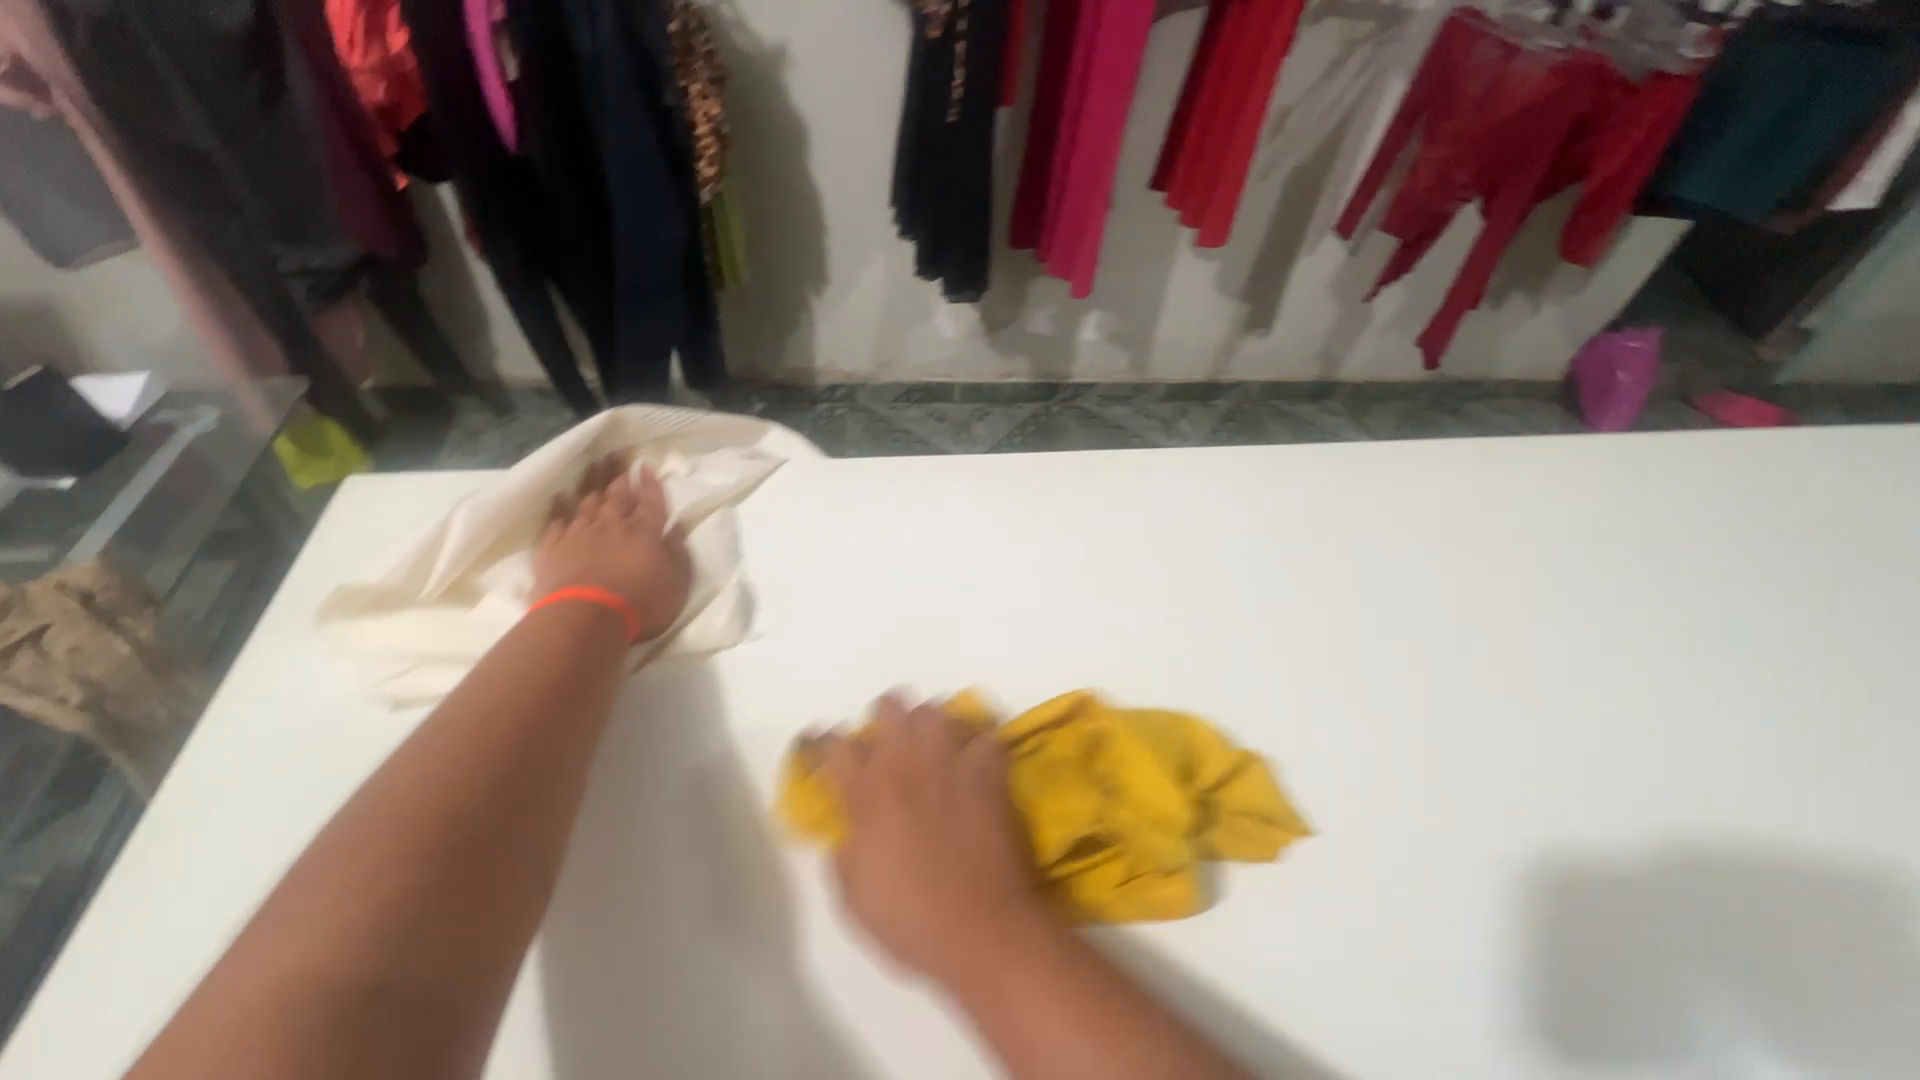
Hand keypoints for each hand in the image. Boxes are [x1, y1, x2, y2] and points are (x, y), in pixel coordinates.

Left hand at [533, 453, 691, 641]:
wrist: (585, 618)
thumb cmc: (640, 603)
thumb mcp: (677, 582)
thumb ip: (677, 552)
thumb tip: (676, 528)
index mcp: (644, 531)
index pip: (650, 500)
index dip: (649, 483)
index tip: (645, 466)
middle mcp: (612, 525)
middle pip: (616, 494)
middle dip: (618, 473)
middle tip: (616, 453)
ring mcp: (579, 534)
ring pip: (586, 500)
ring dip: (591, 481)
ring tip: (593, 464)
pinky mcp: (553, 549)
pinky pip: (556, 521)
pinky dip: (559, 507)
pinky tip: (560, 495)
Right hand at [818, 695, 1050, 984]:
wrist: (981, 930)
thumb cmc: (910, 922)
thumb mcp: (853, 899)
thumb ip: (844, 855)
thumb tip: (848, 832)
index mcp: (866, 796)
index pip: (836, 747)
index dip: (828, 741)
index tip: (828, 745)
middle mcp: (905, 767)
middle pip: (889, 710)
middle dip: (882, 714)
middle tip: (884, 733)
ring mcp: (950, 766)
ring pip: (934, 712)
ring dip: (927, 720)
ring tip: (928, 739)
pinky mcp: (989, 775)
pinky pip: (985, 738)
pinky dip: (978, 744)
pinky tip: (974, 760)